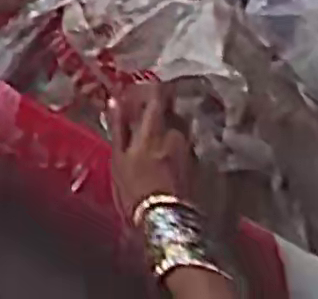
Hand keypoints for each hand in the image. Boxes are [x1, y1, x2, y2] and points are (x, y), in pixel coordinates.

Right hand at [109, 82, 197, 221]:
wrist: (168, 227)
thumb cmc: (136, 191)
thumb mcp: (119, 159)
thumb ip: (118, 127)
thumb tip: (115, 100)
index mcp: (155, 129)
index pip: (158, 96)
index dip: (152, 89)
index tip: (142, 89)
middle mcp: (178, 135)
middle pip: (174, 112)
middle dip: (164, 111)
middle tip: (150, 118)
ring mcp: (192, 154)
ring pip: (184, 132)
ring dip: (173, 131)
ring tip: (161, 142)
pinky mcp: (202, 172)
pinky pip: (191, 151)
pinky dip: (181, 150)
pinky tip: (172, 162)